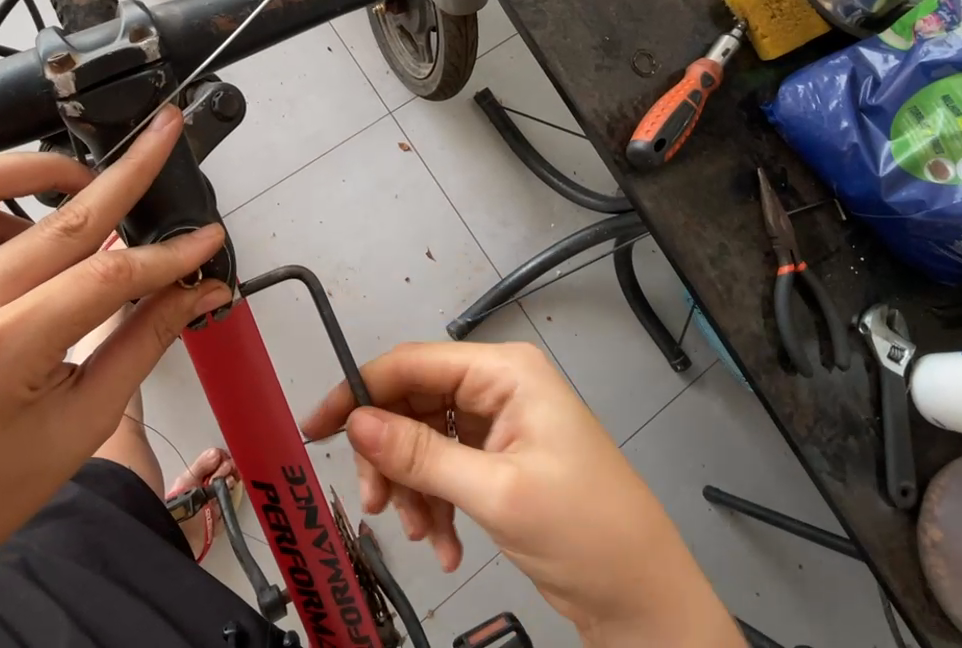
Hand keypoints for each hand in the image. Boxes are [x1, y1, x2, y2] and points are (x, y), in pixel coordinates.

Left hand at [0, 107, 231, 557]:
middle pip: (63, 218)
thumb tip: (202, 290)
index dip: (167, 255)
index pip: (105, 277)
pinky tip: (44, 228)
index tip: (209, 239)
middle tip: (168, 133)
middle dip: (129, 172)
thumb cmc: (0, 482)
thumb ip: (148, 339)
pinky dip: (7, 195)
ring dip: (49, 168)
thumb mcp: (89, 419)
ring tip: (97, 183)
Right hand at [302, 342, 738, 644]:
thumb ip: (420, 454)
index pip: (412, 364)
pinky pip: (445, 468)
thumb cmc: (582, 530)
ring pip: (424, 440)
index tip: (315, 429)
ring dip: (413, 488)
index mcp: (504, 372)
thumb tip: (354, 421)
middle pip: (413, 404)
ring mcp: (499, 423)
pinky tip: (445, 544)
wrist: (646, 598)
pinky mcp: (499, 459)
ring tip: (420, 535)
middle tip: (375, 506)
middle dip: (391, 456)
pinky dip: (435, 504)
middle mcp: (498, 387)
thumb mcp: (496, 492)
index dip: (359, 391)